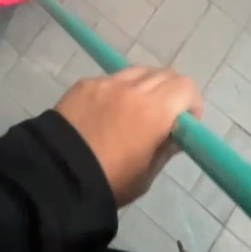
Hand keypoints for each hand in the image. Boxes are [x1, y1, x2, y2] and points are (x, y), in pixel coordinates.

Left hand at [53, 67, 201, 205]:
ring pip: (138, 70)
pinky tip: (109, 111)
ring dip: (147, 85)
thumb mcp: (147, 173)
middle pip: (164, 73)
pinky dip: (120, 89)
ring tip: (138, 109)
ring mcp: (106, 82)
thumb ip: (166, 147)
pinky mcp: (86, 83)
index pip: (185, 87)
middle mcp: (132, 87)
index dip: (191, 103)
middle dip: (172, 91)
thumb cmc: (110, 181)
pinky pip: (112, 78)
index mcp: (154, 110)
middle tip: (165, 115)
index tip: (186, 122)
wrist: (59, 174)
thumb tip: (175, 133)